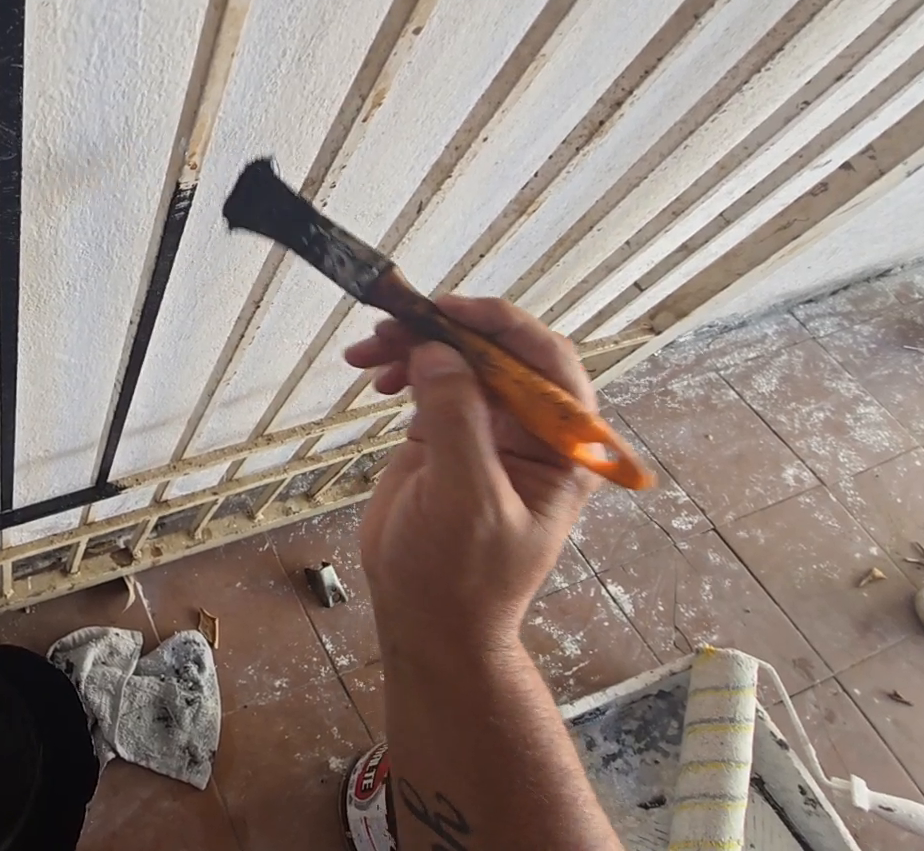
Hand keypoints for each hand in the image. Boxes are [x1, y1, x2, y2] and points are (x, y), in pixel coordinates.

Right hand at [343, 296, 599, 657]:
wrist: (426, 613)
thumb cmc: (461, 571)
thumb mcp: (465, 498)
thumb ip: (458, 420)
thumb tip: (438, 351)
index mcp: (559, 444)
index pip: (545, 361)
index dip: (499, 324)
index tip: (443, 309)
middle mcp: (526, 427)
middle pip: (492, 351)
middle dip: (440, 332)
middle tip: (386, 329)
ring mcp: (482, 428)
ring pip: (454, 360)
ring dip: (410, 346)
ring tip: (364, 353)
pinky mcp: (443, 434)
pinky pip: (425, 381)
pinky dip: (397, 368)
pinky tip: (373, 377)